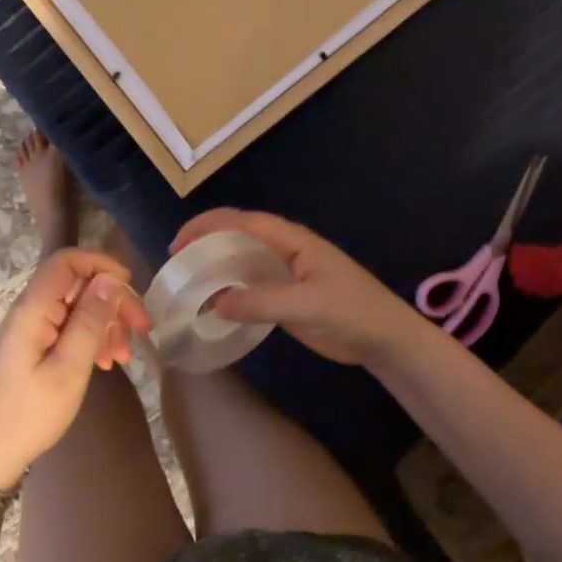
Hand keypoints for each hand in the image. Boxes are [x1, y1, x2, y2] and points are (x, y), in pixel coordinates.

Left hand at [0, 248, 151, 489]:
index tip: (131, 285)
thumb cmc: (32, 413)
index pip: (66, 261)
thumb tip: (108, 281)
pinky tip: (108, 361)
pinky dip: (93, 338)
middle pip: (77, 284)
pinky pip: (70, 327)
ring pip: (78, 306)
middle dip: (112, 300)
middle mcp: (31, 310)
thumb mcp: (69, 369)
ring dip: (107, 323)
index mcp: (33, 309)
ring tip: (125, 355)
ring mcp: (33, 328)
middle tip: (143, 328)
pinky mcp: (37, 345)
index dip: (101, 263)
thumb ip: (90, 321)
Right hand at [171, 209, 426, 366]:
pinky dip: (227, 293)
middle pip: (236, 236)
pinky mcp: (284, 297)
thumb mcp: (308, 305)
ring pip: (240, 262)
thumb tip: (215, 302)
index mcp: (291, 240)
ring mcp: (283, 274)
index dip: (207, 227)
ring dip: (214, 269)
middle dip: (204, 243)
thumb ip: (262, 301)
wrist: (384, 339)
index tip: (179, 245)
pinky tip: (211, 307)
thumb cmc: (352, 312)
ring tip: (186, 284)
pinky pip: (248, 288)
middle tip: (176, 264)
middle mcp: (282, 251)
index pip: (241, 222)